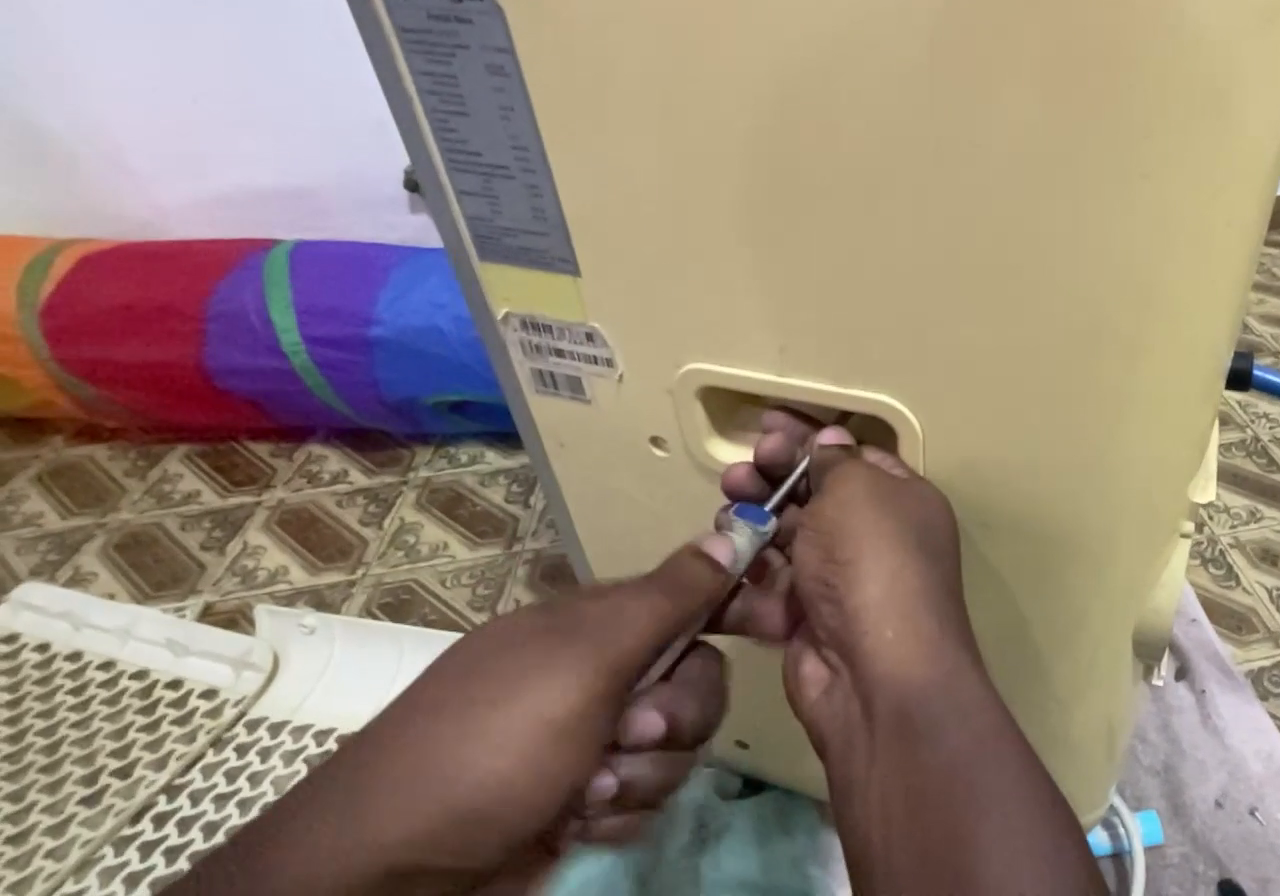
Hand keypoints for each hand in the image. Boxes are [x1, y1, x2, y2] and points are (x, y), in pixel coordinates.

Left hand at [173, 536, 746, 895]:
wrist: (391, 876)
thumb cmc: (493, 743)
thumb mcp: (587, 657)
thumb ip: (669, 596)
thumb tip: (732, 525)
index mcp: (597, 623)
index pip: (692, 593)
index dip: (740, 600)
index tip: (782, 620)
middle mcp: (600, 673)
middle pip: (698, 676)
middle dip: (679, 713)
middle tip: (632, 733)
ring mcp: (592, 739)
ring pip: (680, 743)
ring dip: (646, 773)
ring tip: (588, 790)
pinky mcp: (587, 798)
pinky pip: (649, 794)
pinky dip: (620, 812)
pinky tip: (575, 821)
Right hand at [718, 413, 984, 757]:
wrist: (876, 675)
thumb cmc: (872, 561)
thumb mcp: (857, 491)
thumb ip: (835, 462)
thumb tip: (829, 442)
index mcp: (901, 501)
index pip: (853, 457)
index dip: (809, 440)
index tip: (765, 425)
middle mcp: (875, 540)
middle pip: (814, 498)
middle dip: (773, 480)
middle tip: (739, 472)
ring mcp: (840, 584)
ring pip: (786, 542)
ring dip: (752, 525)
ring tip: (727, 513)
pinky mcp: (807, 624)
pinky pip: (769, 591)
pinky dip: (744, 580)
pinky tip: (720, 565)